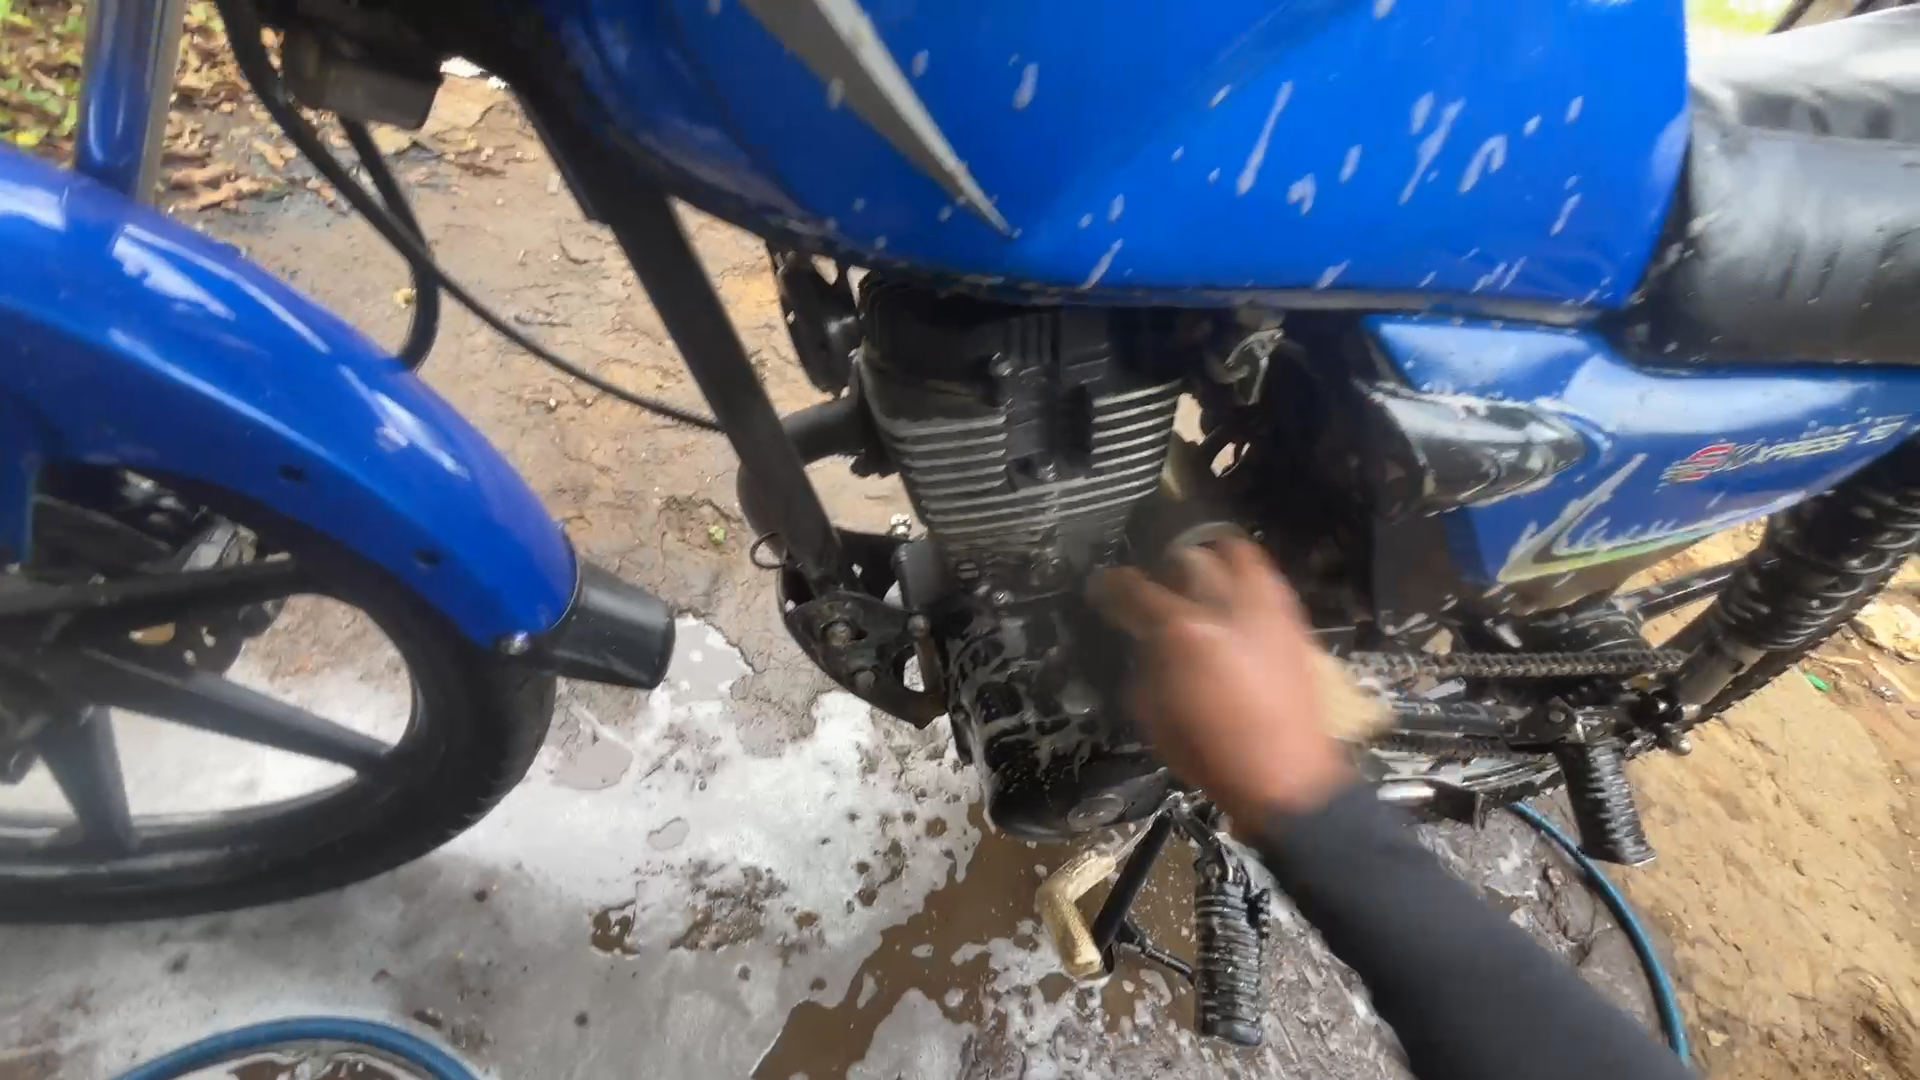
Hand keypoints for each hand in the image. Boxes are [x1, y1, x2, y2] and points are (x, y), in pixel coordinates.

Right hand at [1091, 538, 1353, 824]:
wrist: (1287, 779)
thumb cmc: (1209, 754)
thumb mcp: (1152, 712)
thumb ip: (1143, 661)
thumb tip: (1141, 637)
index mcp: (1180, 632)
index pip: (1133, 589)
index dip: (1109, 585)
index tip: (1101, 587)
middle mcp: (1223, 607)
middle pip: (1184, 559)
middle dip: (1162, 568)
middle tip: (1154, 585)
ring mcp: (1263, 609)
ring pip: (1231, 552)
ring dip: (1206, 558)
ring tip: (1195, 575)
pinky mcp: (1292, 620)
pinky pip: (1266, 576)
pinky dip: (1243, 575)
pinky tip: (1233, 591)